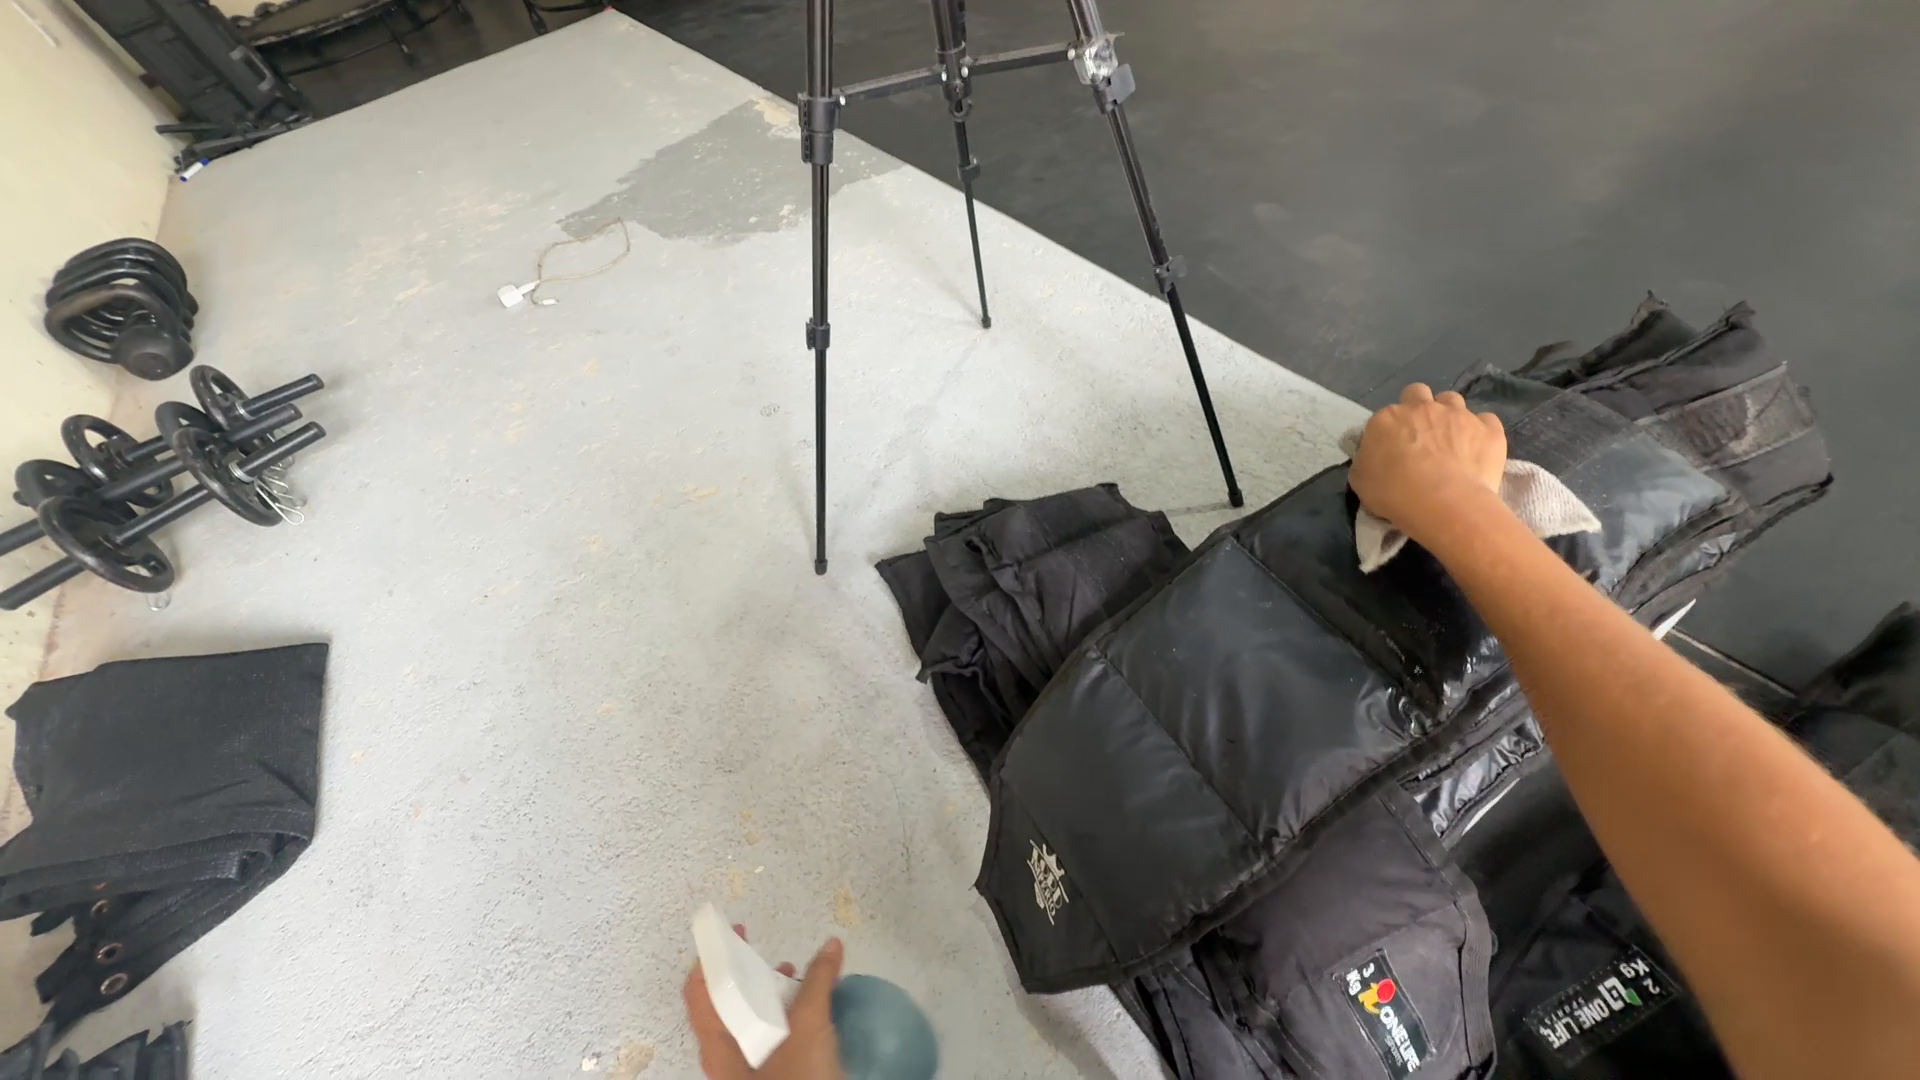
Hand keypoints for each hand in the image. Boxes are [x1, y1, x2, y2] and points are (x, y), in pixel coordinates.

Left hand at [684, 929, 845, 1079]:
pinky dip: (781, 1013)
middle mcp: (725, 1056)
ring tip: (794, 975)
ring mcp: (745, 1070)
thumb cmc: (797, 1079)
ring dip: (766, 991)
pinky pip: (766, 1035)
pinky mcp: (768, 1077)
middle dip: (744, 970)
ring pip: (747, 1019)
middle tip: (763, 949)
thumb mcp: (809, 1027)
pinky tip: (808, 1007)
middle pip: (723, 1002)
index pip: (698, 990)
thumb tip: (831, 945)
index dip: (711, 955)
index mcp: (718, 1044)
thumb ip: (817, 981)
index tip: (734, 930)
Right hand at [1347, 384, 1508, 544]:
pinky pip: (1485, 420)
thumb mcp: (1360, 479)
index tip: (1390, 448)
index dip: (1389, 430)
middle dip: (1418, 407)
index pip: (1385, 414)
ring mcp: (1458, 415)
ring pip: (1452, 399)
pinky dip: (1479, 431)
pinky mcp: (1488, 428)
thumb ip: (1365, 458)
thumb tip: (1372, 453)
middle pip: (1418, 393)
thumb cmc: (1393, 493)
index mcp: (1387, 418)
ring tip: (1449, 439)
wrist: (1443, 503)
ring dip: (1448, 414)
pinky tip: (1475, 448)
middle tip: (1418, 434)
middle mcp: (1422, 408)